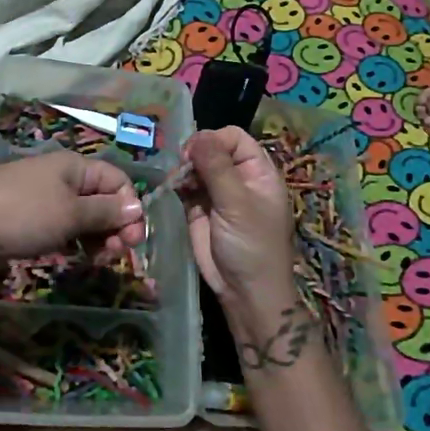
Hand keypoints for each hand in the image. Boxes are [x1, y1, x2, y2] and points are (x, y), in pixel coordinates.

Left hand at [0, 151, 144, 267]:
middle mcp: (63, 178)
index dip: (130, 208)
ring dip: (96, 237)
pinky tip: (73, 257)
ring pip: (83, 216)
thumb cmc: (20, 214)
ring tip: (95, 260)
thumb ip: (106, 212)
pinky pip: (62, 227)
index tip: (132, 242)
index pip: (118, 181)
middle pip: (103, 199)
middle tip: (114, 256)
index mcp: (76, 167)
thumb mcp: (70, 215)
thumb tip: (137, 207)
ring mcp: (44, 199)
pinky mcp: (29, 219)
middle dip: (115, 226)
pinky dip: (73, 241)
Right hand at [179, 128, 296, 307]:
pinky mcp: (200, 210)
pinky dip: (177, 185)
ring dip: (183, 170)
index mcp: (258, 171)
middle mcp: (238, 178)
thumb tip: (196, 137)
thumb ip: (216, 166)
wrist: (245, 293)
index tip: (195, 153)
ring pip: (196, 167)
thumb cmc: (251, 245)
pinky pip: (186, 187)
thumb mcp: (237, 203)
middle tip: (182, 169)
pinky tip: (171, 190)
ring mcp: (218, 194)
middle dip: (194, 154)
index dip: (214, 139)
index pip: (234, 137)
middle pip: (212, 149)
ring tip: (176, 182)